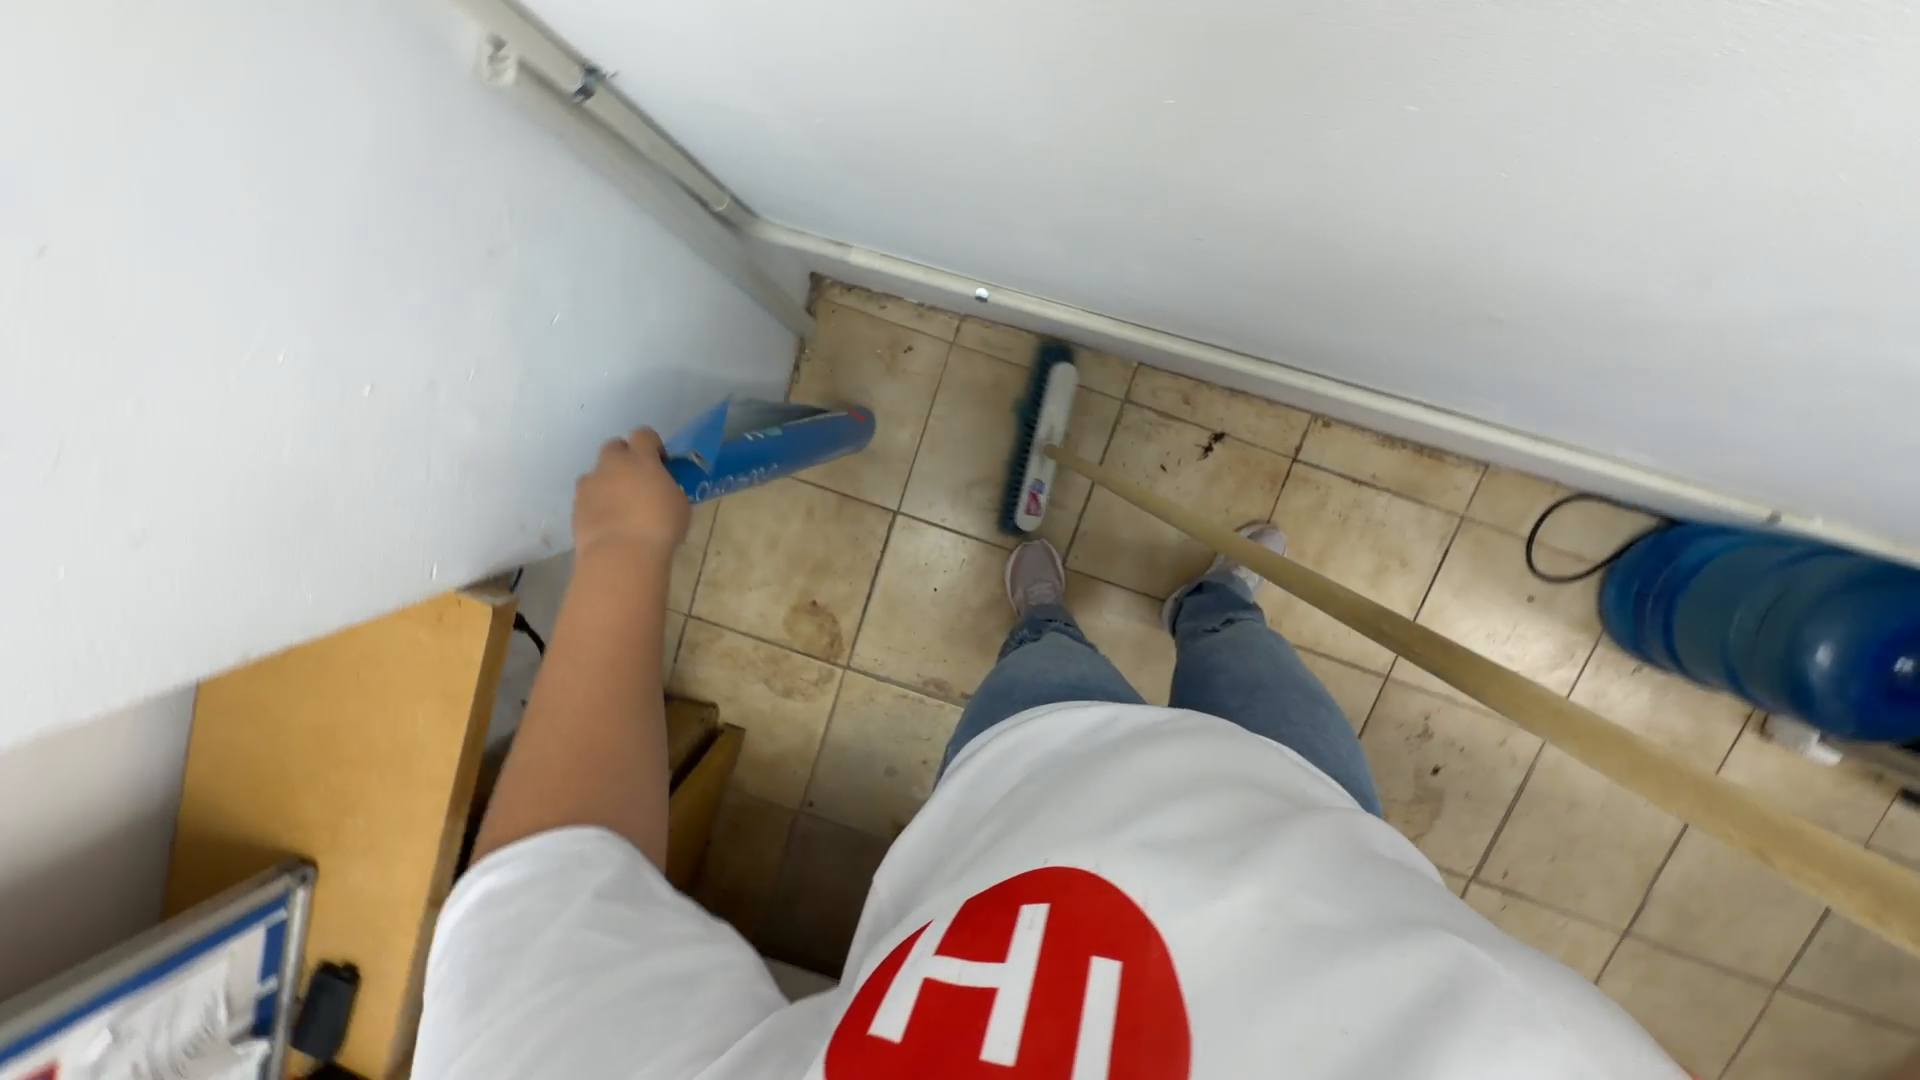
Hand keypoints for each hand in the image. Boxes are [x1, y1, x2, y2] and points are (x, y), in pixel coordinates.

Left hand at [573, 428, 690, 561]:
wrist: (622, 553)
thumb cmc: (661, 527)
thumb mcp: (679, 503)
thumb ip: (667, 487)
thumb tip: (660, 488)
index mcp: (641, 459)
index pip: (644, 435)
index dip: (652, 444)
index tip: (660, 462)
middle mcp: (612, 464)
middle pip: (615, 447)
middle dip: (625, 458)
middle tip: (638, 480)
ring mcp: (590, 483)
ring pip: (598, 473)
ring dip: (609, 481)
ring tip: (621, 505)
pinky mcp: (577, 505)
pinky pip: (588, 495)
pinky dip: (597, 502)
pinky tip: (609, 521)